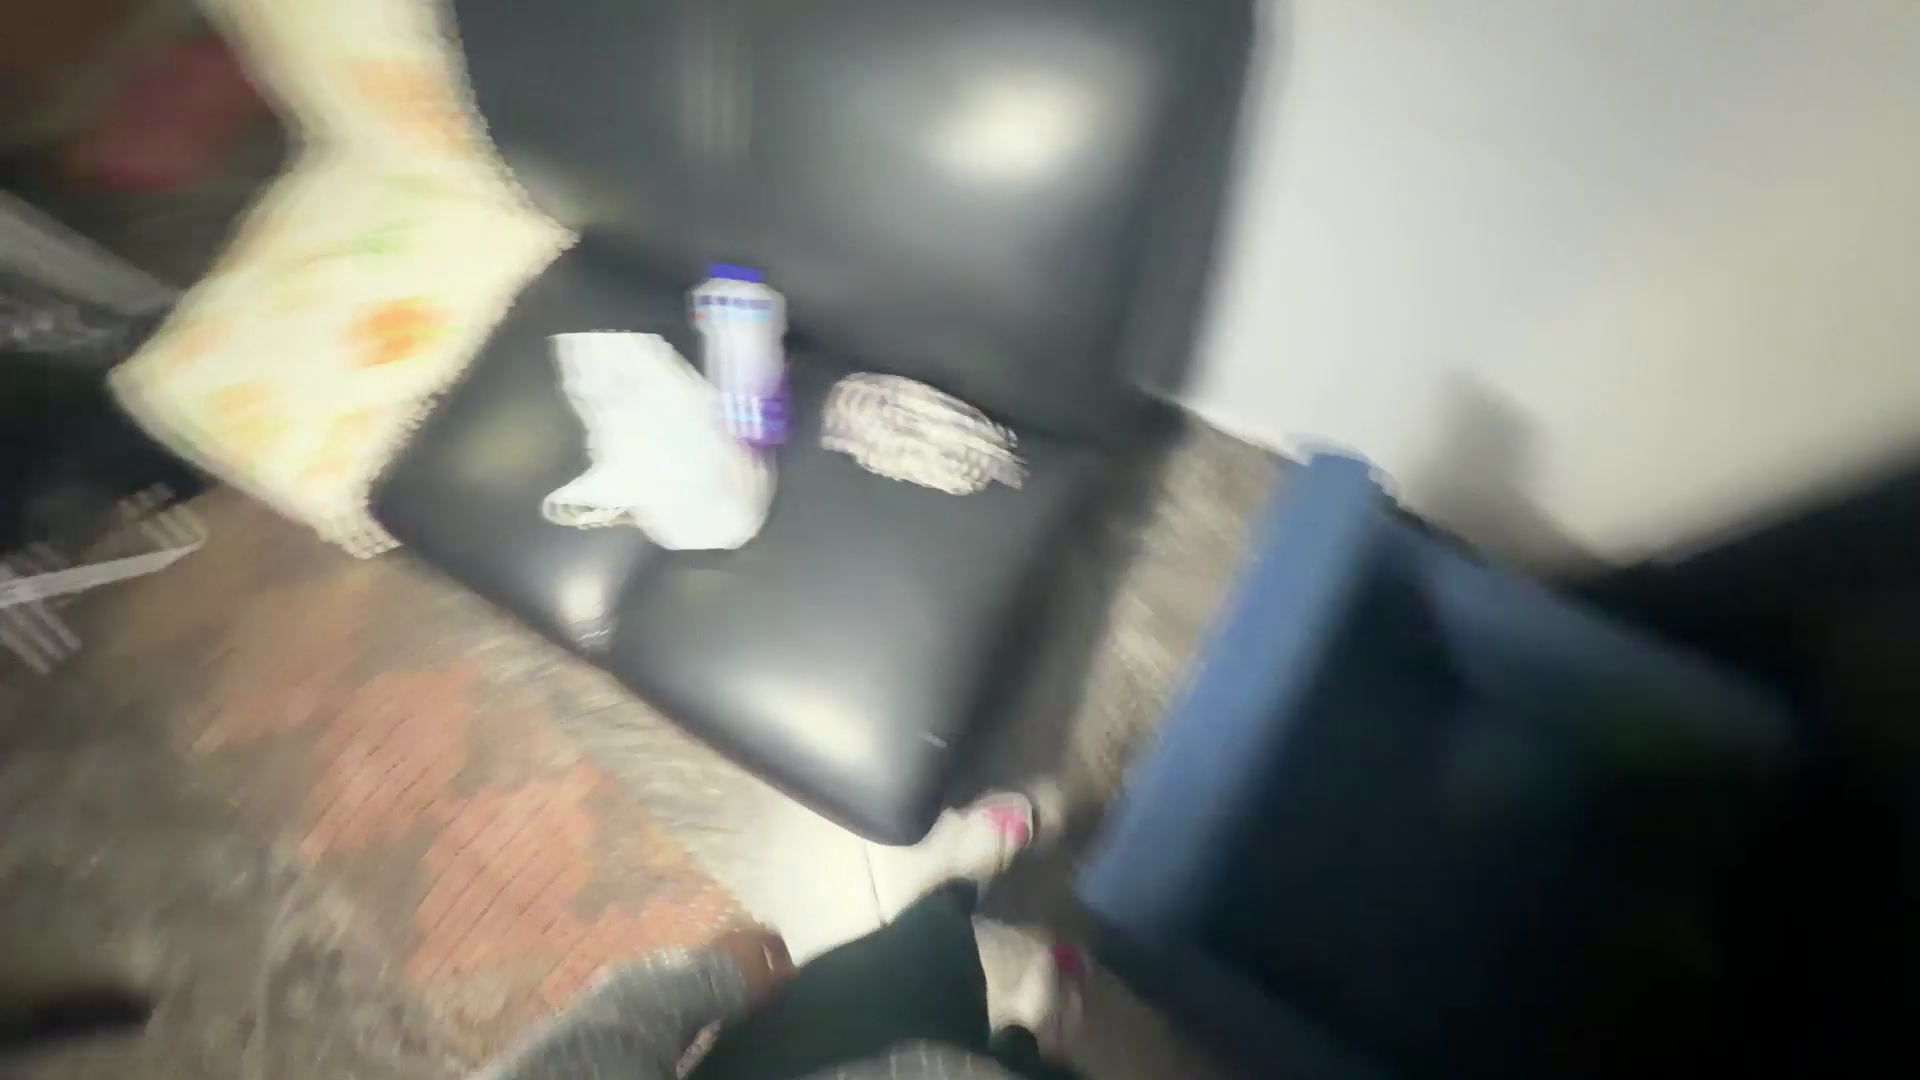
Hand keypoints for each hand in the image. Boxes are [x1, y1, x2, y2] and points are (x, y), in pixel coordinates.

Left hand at [711, 926, 792, 1004]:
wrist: (700, 990)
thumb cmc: (740, 985)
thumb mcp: (768, 985)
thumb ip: (782, 977)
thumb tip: (793, 972)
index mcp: (757, 934)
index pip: (775, 939)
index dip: (782, 954)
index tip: (786, 969)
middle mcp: (738, 930)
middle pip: (755, 940)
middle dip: (761, 955)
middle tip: (765, 972)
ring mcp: (719, 939)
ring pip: (737, 947)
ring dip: (743, 960)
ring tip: (745, 978)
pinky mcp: (703, 952)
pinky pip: (722, 956)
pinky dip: (727, 965)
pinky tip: (727, 980)